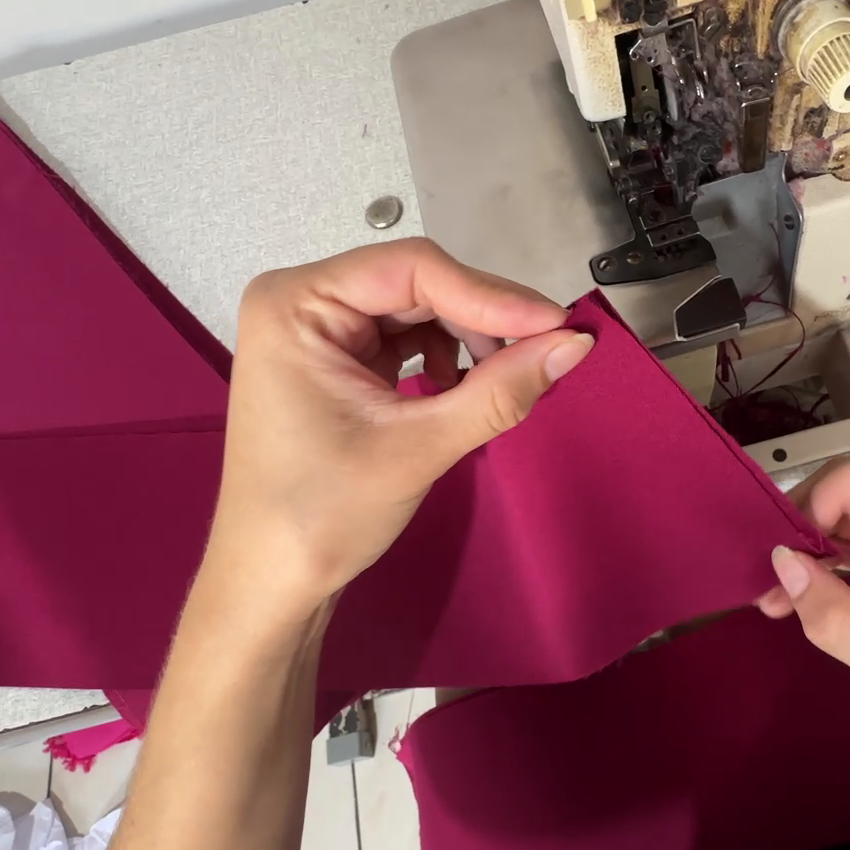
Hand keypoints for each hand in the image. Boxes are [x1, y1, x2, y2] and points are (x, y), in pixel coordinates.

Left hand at [199, 240, 592, 627]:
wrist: (274, 580)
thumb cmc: (324, 516)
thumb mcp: (419, 448)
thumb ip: (501, 391)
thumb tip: (576, 344)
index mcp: (296, 303)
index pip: (414, 270)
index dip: (492, 295)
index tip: (557, 326)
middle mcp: (302, 301)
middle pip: (418, 285)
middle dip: (484, 320)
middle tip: (545, 352)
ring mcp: (318, 329)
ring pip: (418, 310)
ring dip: (469, 340)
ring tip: (498, 383)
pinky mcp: (337, 358)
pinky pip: (406, 338)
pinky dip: (446, 357)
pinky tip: (459, 390)